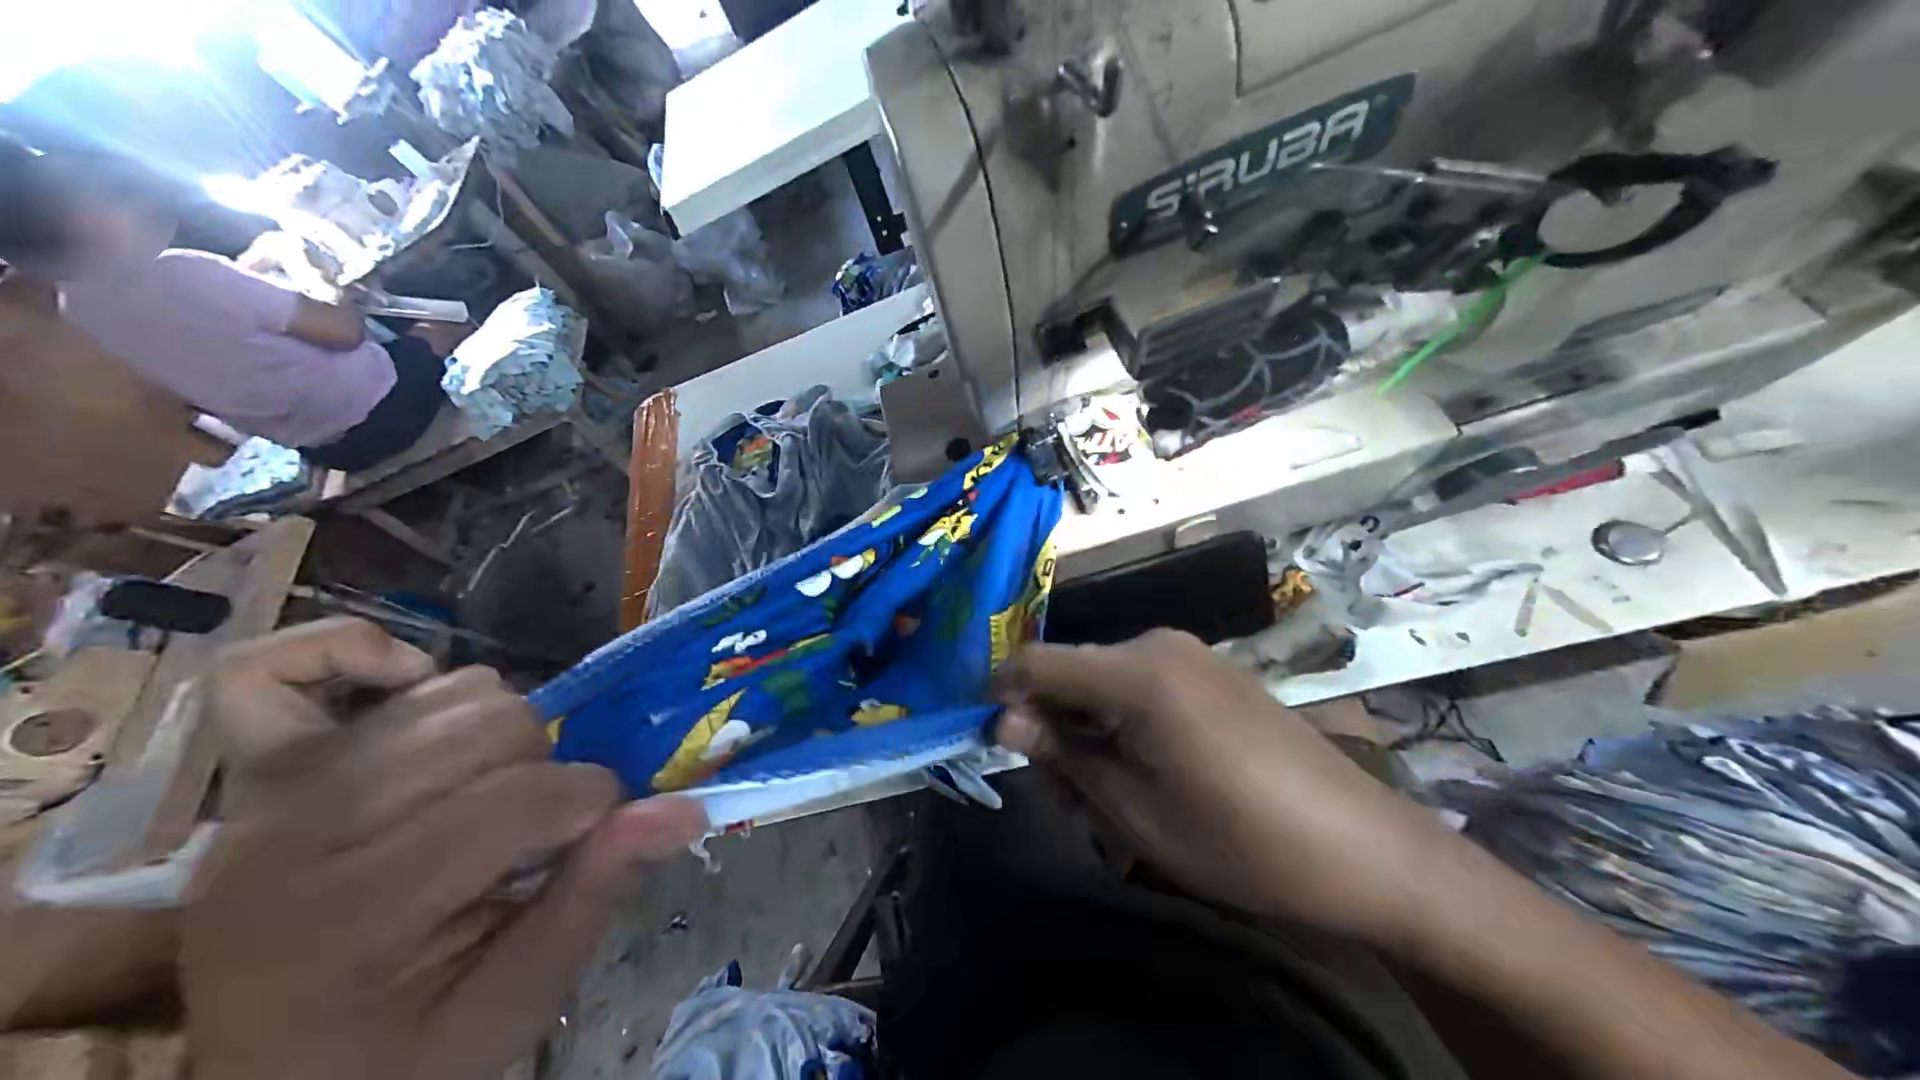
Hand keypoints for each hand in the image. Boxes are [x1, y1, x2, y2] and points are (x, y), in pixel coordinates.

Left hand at [184, 619, 707, 1079]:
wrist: (281, 1077)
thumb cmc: (404, 1050)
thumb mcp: (513, 1005)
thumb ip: (594, 898)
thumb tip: (684, 808)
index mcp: (355, 916)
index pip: (517, 801)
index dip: (593, 803)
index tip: (604, 832)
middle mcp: (297, 837)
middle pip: (489, 730)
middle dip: (550, 768)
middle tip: (544, 825)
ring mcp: (270, 795)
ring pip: (448, 693)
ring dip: (505, 728)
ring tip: (500, 784)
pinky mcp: (257, 772)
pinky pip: (267, 671)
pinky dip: (353, 653)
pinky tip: (411, 682)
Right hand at [993, 630, 1458, 941]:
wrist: (1362, 847)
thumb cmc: (1238, 838)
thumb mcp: (1132, 810)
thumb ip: (1063, 755)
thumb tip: (1003, 721)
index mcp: (1136, 672)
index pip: (1036, 661)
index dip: (1002, 696)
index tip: (993, 744)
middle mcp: (1158, 644)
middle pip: (1071, 670)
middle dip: (1050, 725)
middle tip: (1062, 794)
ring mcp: (1190, 653)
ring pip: (1104, 680)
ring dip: (1087, 729)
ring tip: (1106, 794)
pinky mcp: (1211, 670)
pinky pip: (1141, 683)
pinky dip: (1122, 720)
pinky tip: (1144, 769)